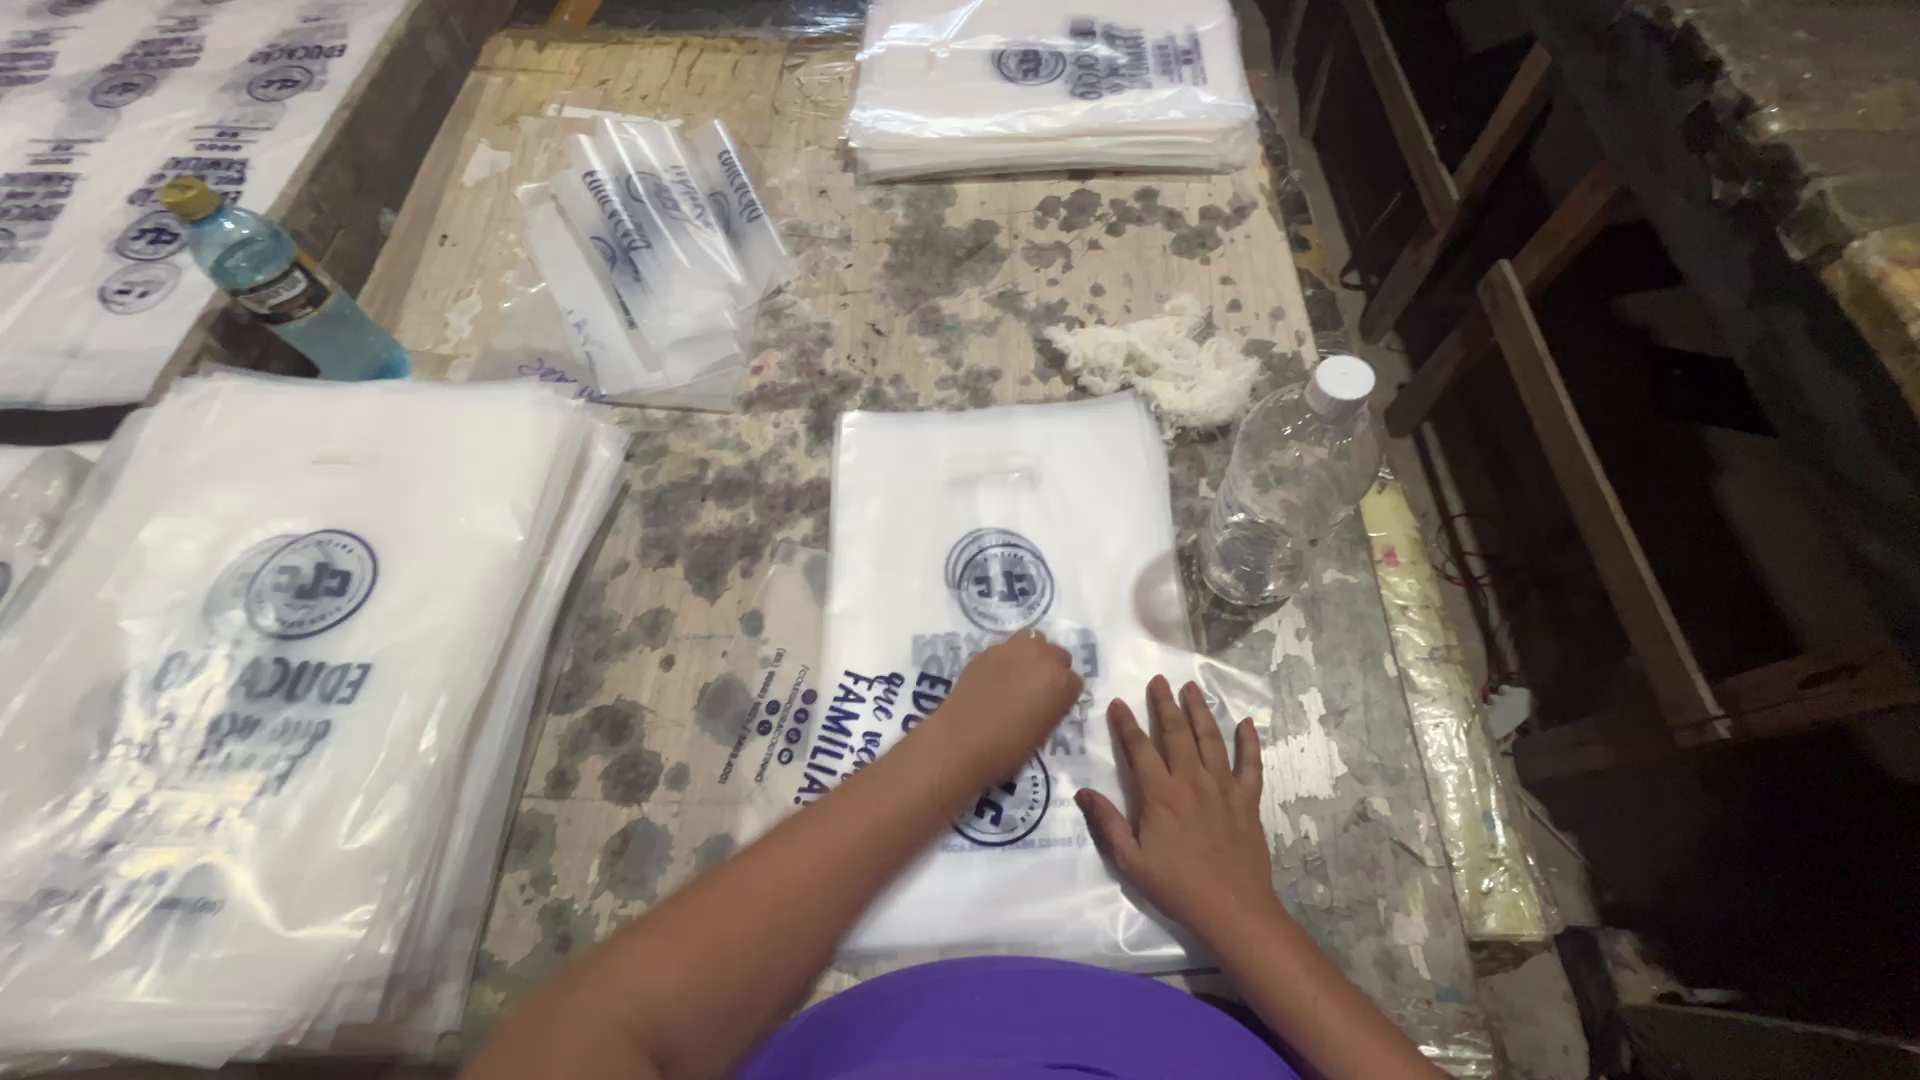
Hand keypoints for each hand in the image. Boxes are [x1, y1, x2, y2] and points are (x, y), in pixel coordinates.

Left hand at [928, 629, 1083, 782]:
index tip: (1053, 705)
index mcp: (1062, 682)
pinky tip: (996, 676)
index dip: (1064, 694)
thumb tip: (1048, 698)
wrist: (962, 741)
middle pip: (1058, 655)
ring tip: (1020, 674)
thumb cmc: (1008, 748)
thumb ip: (1053, 706)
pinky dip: (1007, 658)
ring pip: (1033, 639)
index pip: (1075, 681)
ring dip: (1032, 653)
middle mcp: (1042, 658)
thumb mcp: (1044, 731)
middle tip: (1037, 688)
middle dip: (1052, 669)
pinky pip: (1006, 647)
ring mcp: (1013, 649)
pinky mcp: (988, 650)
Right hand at [1076, 675, 1278, 940]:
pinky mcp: (1248, 801)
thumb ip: (1107, 822)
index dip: (1126, 724)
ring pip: (1211, 740)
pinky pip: (1251, 765)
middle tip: (1159, 680)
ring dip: (1200, 711)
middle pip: (1177, 734)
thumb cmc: (1176, 886)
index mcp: (1161, 795)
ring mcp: (1224, 788)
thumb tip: (1083, 791)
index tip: (1118, 702)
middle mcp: (1192, 781)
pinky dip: (1250, 743)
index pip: (1139, 749)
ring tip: (1193, 688)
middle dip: (1165, 704)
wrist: (1232, 909)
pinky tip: (1248, 723)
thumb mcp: (1130, 860)